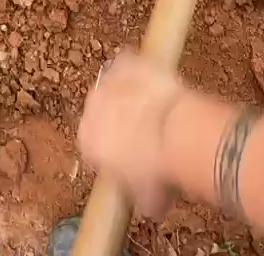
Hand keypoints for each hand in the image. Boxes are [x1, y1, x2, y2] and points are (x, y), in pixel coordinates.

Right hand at [76, 51, 185, 216]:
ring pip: (113, 87)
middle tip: (141, 135)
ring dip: (125, 95)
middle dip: (116, 122)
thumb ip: (139, 195)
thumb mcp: (146, 196)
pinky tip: (151, 81)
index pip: (92, 146)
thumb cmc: (156, 167)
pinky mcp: (129, 62)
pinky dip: (136, 70)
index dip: (110, 153)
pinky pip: (127, 64)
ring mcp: (109, 82)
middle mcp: (91, 109)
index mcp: (87, 141)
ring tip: (148, 108)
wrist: (176, 132)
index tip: (127, 159)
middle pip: (100, 114)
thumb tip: (148, 201)